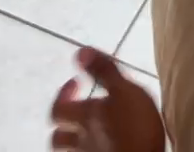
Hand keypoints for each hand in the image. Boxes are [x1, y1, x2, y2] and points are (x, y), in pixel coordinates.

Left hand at [50, 48, 165, 151]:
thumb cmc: (135, 127)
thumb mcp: (124, 90)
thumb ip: (103, 70)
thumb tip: (79, 51)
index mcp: (85, 117)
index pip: (58, 109)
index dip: (63, 94)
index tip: (76, 82)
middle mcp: (80, 141)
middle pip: (57, 136)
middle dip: (64, 120)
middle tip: (79, 106)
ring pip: (70, 151)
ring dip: (74, 138)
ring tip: (89, 128)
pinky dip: (88, 150)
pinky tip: (101, 146)